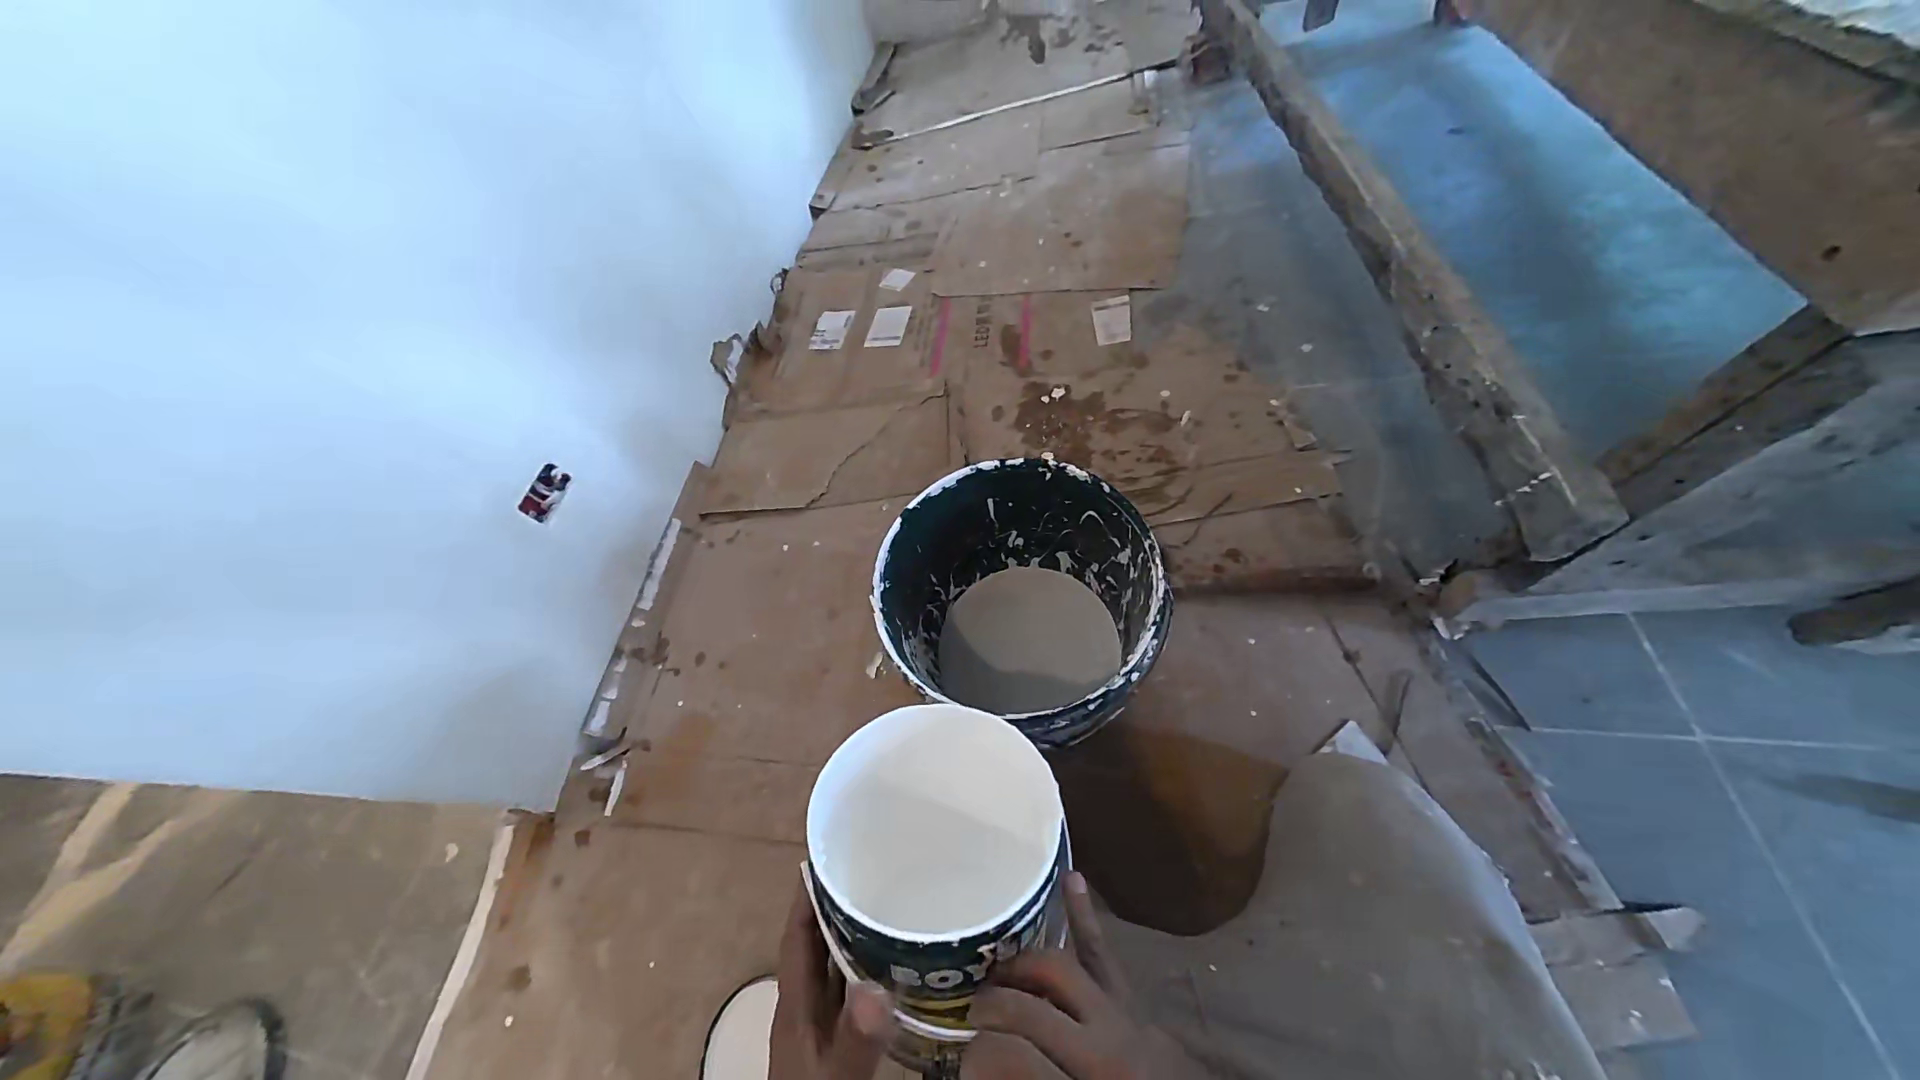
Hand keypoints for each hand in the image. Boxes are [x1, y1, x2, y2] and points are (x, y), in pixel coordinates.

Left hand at [772, 879, 897, 1079]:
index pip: (796, 936)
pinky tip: (896, 961)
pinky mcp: (837, 1038)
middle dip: (836, 905)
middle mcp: (805, 1005)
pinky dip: (868, 967)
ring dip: (853, 934)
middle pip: (815, 944)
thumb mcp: (836, 1078)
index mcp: (795, 1003)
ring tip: (887, 899)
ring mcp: (820, 1023)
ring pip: (834, 965)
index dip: (807, 896)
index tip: (828, 857)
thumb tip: (878, 989)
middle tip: (871, 868)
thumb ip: (856, 1039)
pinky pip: (851, 989)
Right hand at [962, 873, 1203, 1079]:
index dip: (980, 1055)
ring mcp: (1122, 1015)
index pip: (1015, 1057)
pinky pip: (1102, 954)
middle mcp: (1102, 1045)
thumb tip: (983, 1062)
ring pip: (1062, 970)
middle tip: (970, 1011)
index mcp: (1087, 1078)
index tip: (963, 1058)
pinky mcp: (1132, 1001)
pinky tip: (1072, 877)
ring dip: (1022, 964)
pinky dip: (1084, 916)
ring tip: (991, 962)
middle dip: (994, 1004)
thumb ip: (1033, 1076)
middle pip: (1031, 1007)